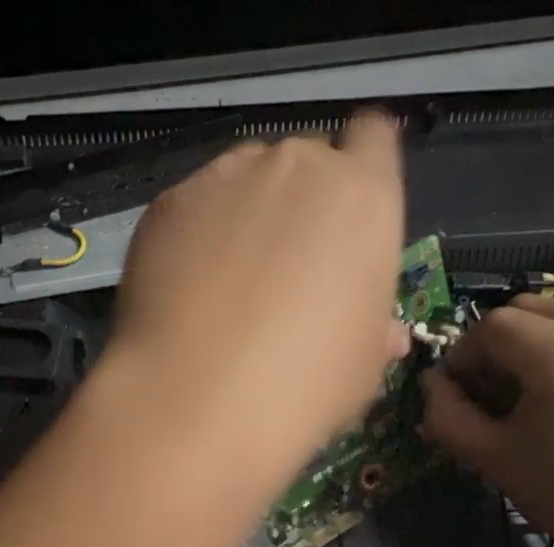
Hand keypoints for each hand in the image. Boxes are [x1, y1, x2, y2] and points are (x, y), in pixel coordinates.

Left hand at [106, 111, 407, 450]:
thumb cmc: (305, 386)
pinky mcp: (168, 202)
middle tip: (284, 264)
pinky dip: (194, 235)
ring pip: (245, 178)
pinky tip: (185, 289)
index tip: (347, 210)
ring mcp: (226, 178)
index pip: (374, 140)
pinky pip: (193, 207)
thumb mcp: (363, 366)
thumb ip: (375, 329)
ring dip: (245, 212)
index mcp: (364, 197)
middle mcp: (298, 167)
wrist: (199, 400)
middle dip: (300, 199)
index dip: (362, 167)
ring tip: (227, 278)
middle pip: (305, 162)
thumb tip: (385, 332)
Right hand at [421, 293, 553, 546]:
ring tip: (543, 398)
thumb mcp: (497, 462)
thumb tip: (431, 382)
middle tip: (497, 394)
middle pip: (530, 309)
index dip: (464, 356)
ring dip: (540, 346)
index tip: (461, 393)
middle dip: (501, 345)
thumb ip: (449, 417)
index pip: (493, 326)